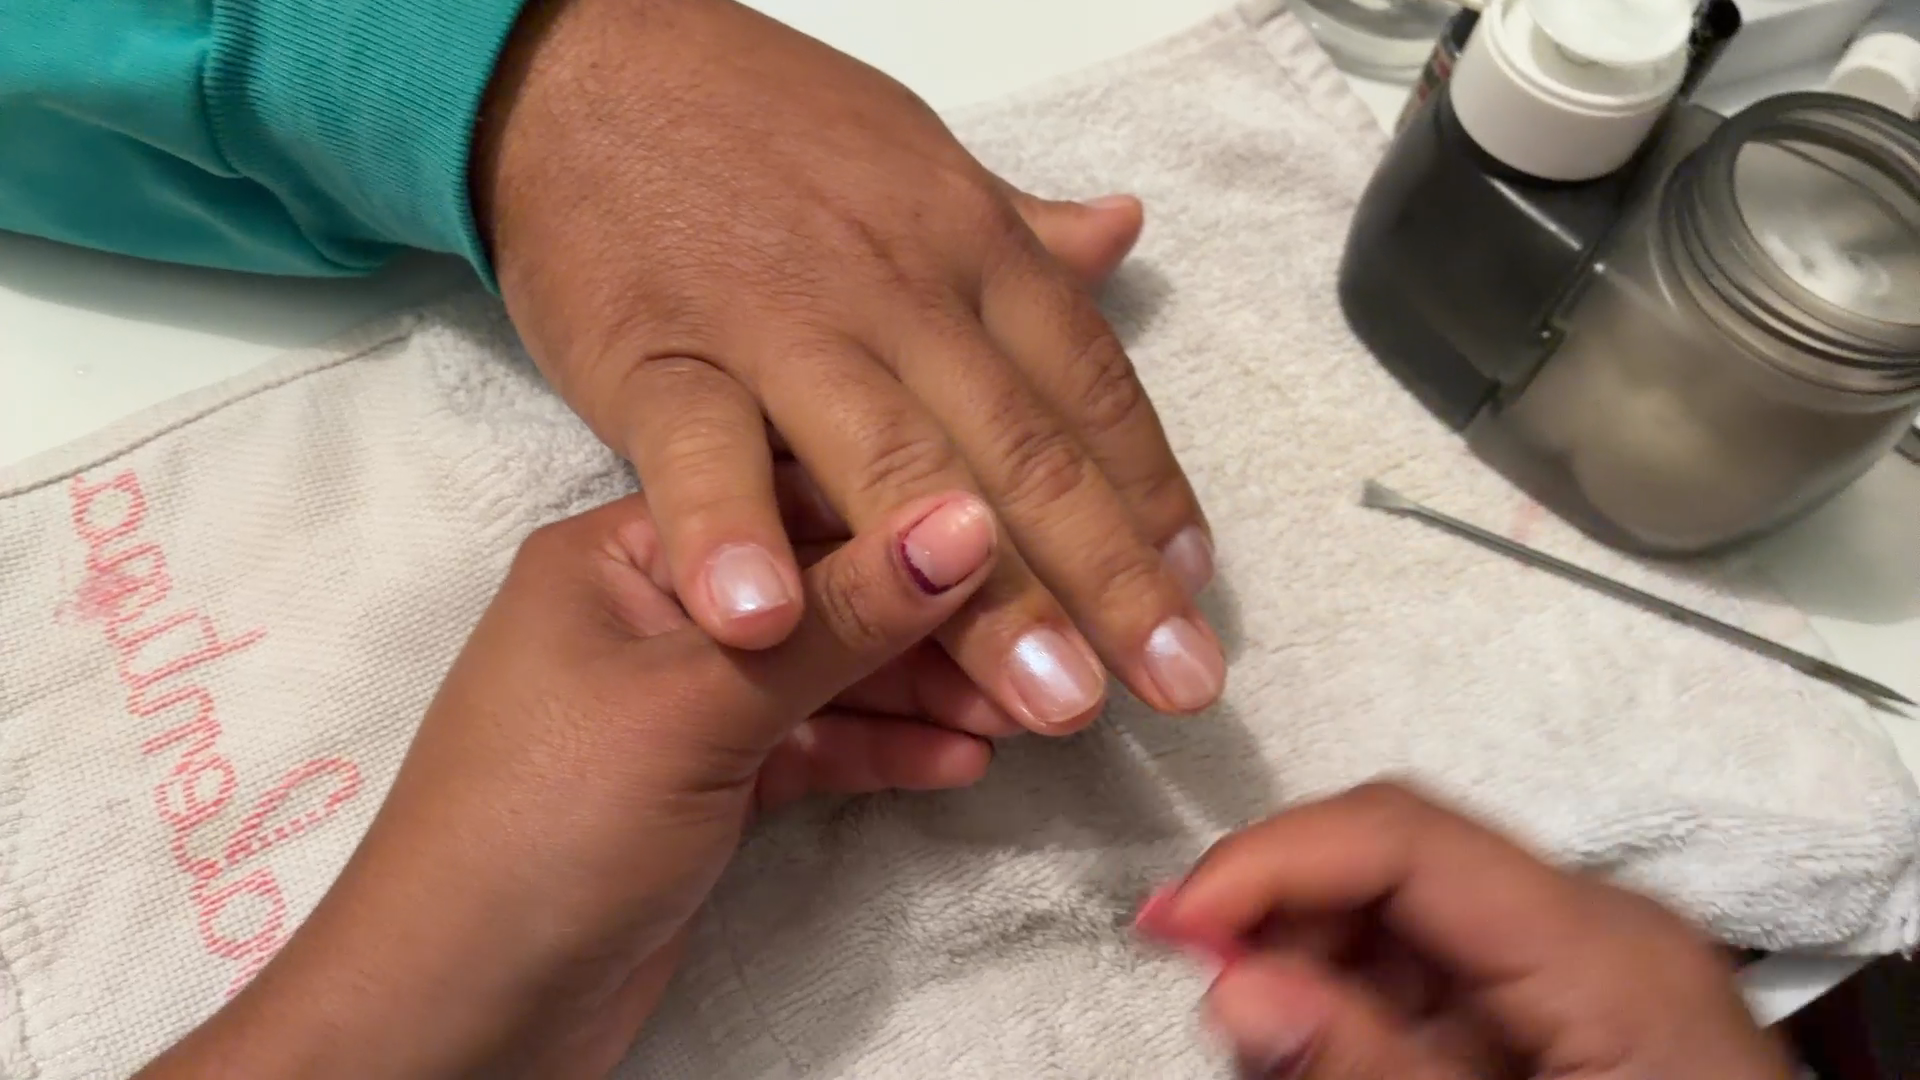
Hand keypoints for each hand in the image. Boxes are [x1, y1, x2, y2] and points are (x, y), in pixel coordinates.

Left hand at [141, 490, 1000, 1078]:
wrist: (461, 1032)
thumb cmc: (555, 828)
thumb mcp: (706, 704)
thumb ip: (843, 613)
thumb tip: (971, 519)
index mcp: (632, 550)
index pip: (795, 503)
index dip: (906, 524)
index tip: (1011, 552)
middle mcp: (669, 606)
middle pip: (826, 595)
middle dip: (929, 630)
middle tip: (1036, 657)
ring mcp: (696, 692)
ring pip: (833, 674)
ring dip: (922, 696)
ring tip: (1019, 715)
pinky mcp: (720, 768)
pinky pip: (819, 740)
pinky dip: (884, 749)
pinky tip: (961, 761)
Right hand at [471, 0, 1224, 734]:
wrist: (589, 70)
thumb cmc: (771, 132)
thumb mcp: (925, 168)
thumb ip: (1024, 229)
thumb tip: (1123, 235)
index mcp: (972, 249)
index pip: (1091, 390)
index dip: (1153, 498)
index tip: (1195, 593)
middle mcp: (901, 291)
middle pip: (1026, 454)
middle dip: (1110, 581)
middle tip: (1176, 688)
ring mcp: (779, 325)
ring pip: (900, 472)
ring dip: (980, 603)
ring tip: (1053, 704)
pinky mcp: (658, 356)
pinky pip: (702, 454)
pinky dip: (733, 534)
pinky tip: (767, 627)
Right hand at [1136, 785, 1794, 1079]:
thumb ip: (1370, 1068)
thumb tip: (1230, 989)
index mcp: (1603, 947)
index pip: (1397, 833)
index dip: (1268, 859)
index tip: (1178, 917)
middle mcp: (1582, 918)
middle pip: (1376, 852)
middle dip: (1271, 908)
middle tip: (1198, 972)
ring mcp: (1561, 945)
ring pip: (1377, 894)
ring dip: (1295, 949)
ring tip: (1264, 1026)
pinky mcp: (1539, 981)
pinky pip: (1406, 948)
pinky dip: (1338, 984)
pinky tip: (1324, 1036)